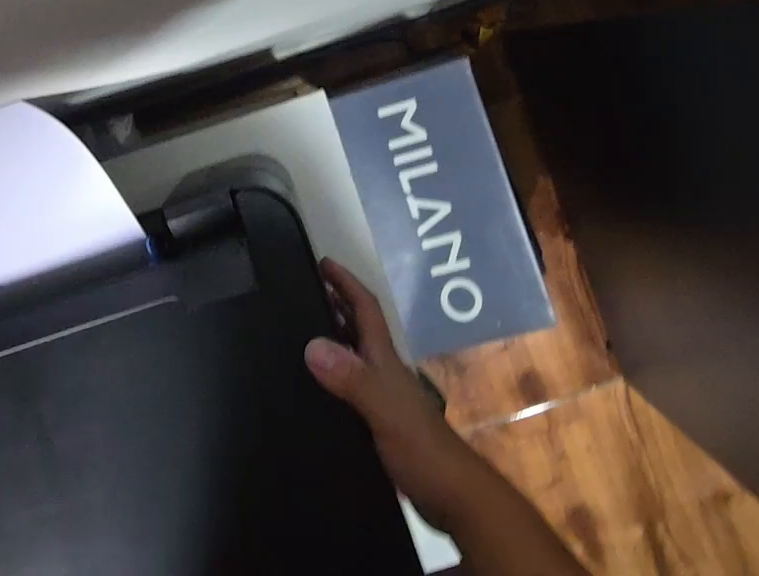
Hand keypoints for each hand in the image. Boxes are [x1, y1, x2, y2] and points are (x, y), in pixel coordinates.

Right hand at [304, 259, 488, 531]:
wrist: (452, 497)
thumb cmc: (422, 449)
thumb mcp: (385, 409)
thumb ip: (353, 379)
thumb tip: (313, 344)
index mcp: (385, 362)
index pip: (366, 310)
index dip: (347, 283)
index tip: (325, 262)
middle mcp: (385, 373)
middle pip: (361, 328)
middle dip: (338, 303)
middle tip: (308, 288)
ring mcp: (385, 398)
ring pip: (357, 356)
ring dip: (336, 337)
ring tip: (305, 331)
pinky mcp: (381, 423)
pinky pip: (352, 386)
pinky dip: (335, 376)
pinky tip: (320, 390)